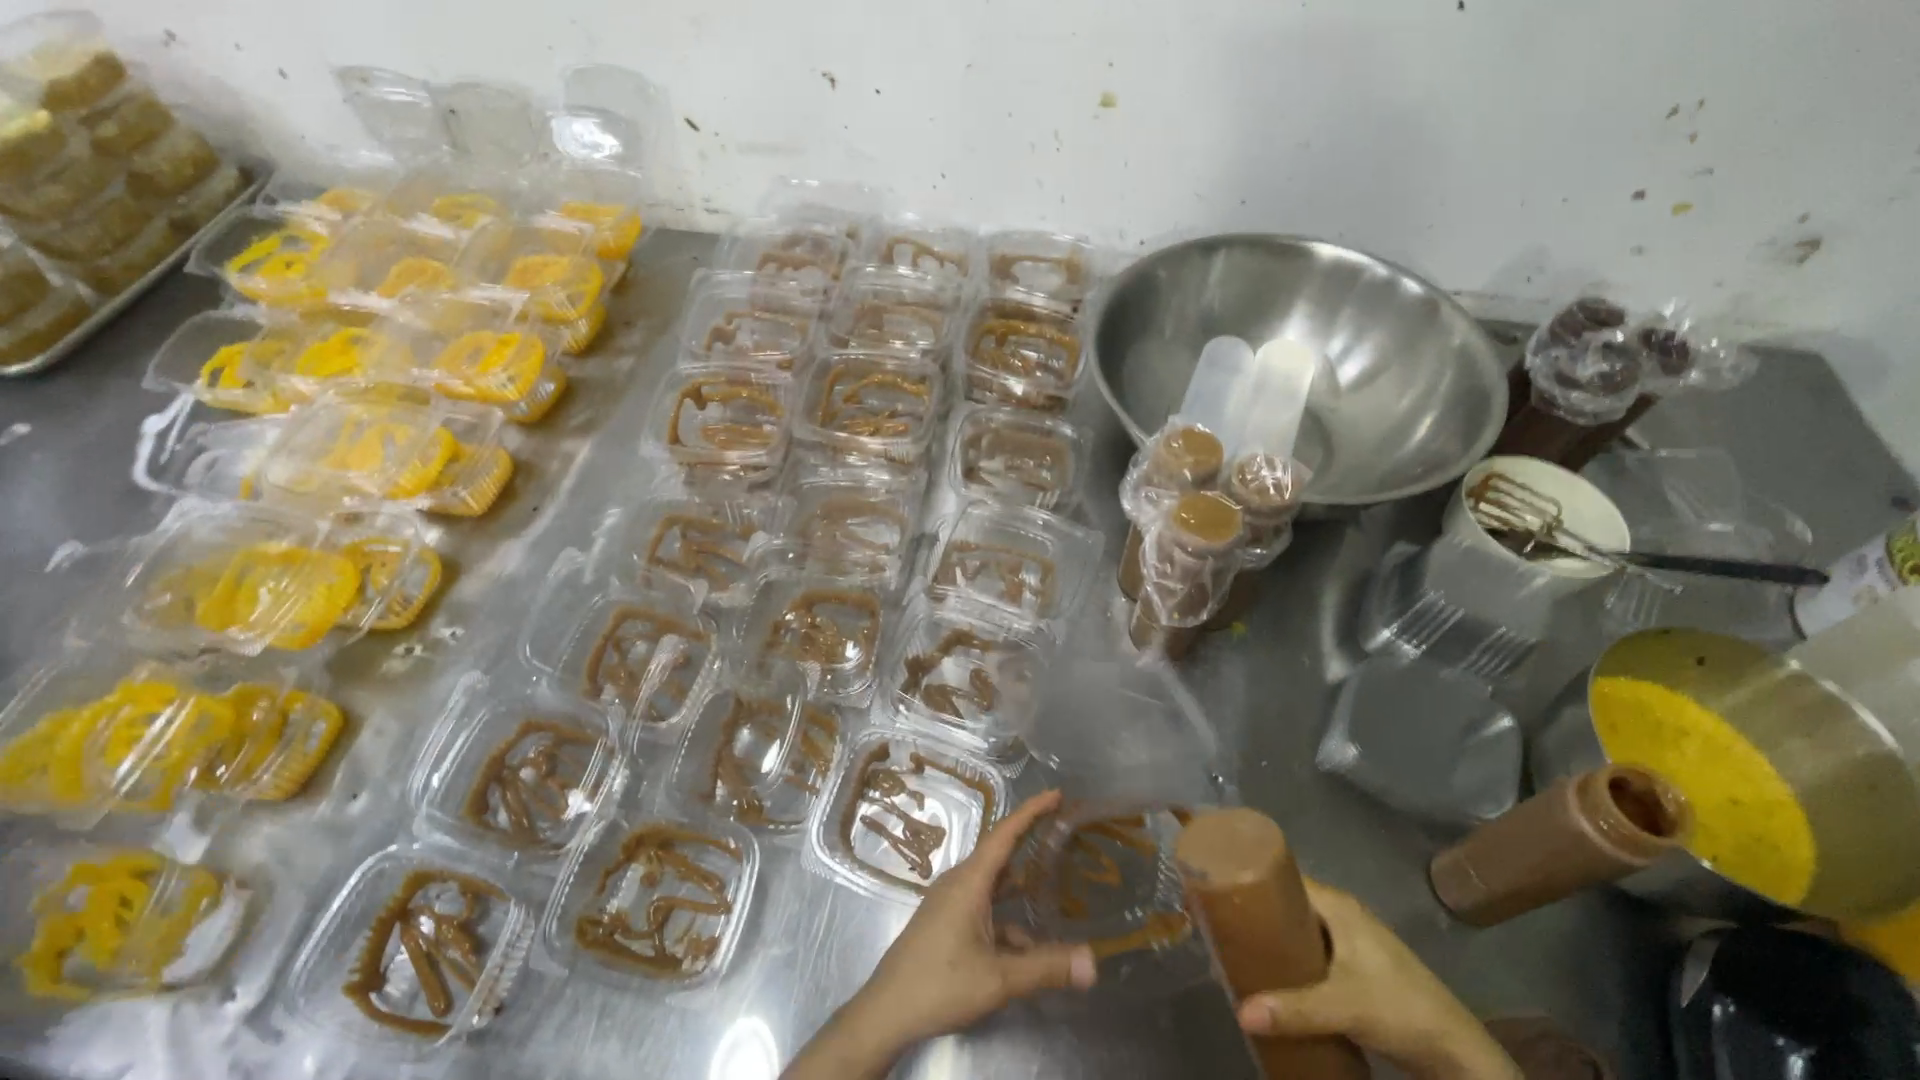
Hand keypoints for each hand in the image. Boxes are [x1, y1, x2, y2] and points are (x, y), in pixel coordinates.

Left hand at [783, 791, 1096, 1079]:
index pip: (1004, 834)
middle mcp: (958, 884)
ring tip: (1056, 890)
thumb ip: (1046, 967)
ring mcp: (948, 904)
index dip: (1031, 812)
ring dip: (1021, 888)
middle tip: (1065, 835)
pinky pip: (983, 909)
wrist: (885, 1013)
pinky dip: (1008, 920)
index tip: (1057, 794)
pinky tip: (1028, 948)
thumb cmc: (939, 985)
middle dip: (1031, 844)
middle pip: (1000, 855)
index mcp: (968, 883)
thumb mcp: (998, 979)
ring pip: (993, 886)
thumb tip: (1094, 964)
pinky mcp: (945, 924)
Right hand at [1236, 880, 1520, 1079]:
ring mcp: (1350, 943)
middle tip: (1214, 924)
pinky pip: (1307, 953)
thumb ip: (1293, 1009)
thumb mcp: (1344, 1006)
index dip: (1247, 877)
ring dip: (1268, 939)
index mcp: (1339, 906)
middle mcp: (1342, 915)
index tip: (1210, 885)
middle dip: (1251, 913)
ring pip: (1296, 930)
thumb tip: (1239, 1011)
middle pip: (1285, 903)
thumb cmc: (1401, 1008)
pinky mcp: (1354, 969)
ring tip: (1230, 951)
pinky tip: (1266, 979)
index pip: (1283, 875)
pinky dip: (1285, 960)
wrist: (1456, 1052)